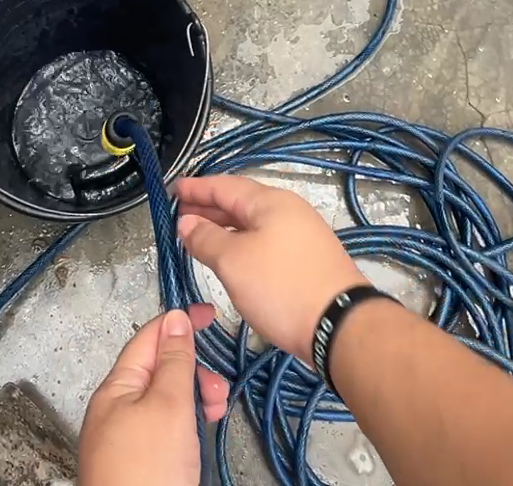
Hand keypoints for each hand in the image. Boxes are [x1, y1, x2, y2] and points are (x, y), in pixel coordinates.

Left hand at [80, 306, 229, 485]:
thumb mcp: (169, 406)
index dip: (180, 321)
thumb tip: (175, 319)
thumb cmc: (148, 471)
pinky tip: (202, 432)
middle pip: (159, 369)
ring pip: (166, 400)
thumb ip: (175, 360)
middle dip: (193, 368)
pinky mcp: (141, 464)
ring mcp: (127, 439)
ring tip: (216, 412)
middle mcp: (117, 409)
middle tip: (218, 387)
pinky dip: (188, 422)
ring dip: (195, 396)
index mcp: (116, 387)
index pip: (150, 337)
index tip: (211, 315)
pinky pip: (166, 428)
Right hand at [174, 175, 366, 360]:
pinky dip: (241, 244)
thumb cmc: (281, 287)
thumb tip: (187, 222)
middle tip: (180, 215)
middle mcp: (288, 211)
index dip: (196, 188)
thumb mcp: (234, 262)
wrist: (339, 326)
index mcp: (270, 202)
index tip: (173, 190)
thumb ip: (206, 239)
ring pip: (253, 224)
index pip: (225, 186)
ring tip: (199, 238)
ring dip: (224, 228)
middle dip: (209, 208)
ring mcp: (301, 235)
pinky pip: (265, 241)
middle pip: (240, 202)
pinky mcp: (307, 260)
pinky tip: (231, 260)